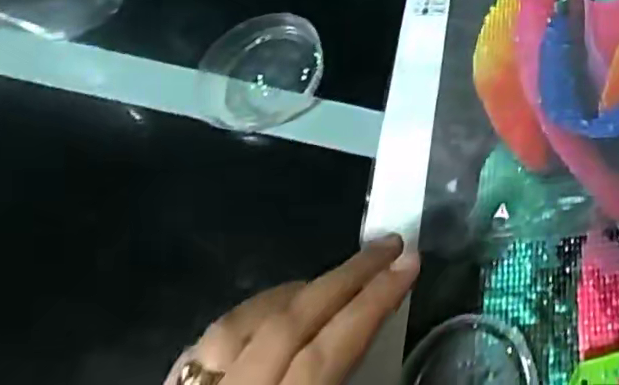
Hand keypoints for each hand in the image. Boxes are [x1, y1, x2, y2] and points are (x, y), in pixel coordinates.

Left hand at [165, 235, 419, 384]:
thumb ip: (339, 375)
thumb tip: (371, 331)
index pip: (325, 353)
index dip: (371, 303)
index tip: (410, 262)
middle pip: (289, 321)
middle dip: (347, 277)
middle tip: (391, 245)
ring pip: (245, 319)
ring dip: (301, 289)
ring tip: (341, 276)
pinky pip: (208, 339)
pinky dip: (252, 314)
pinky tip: (275, 309)